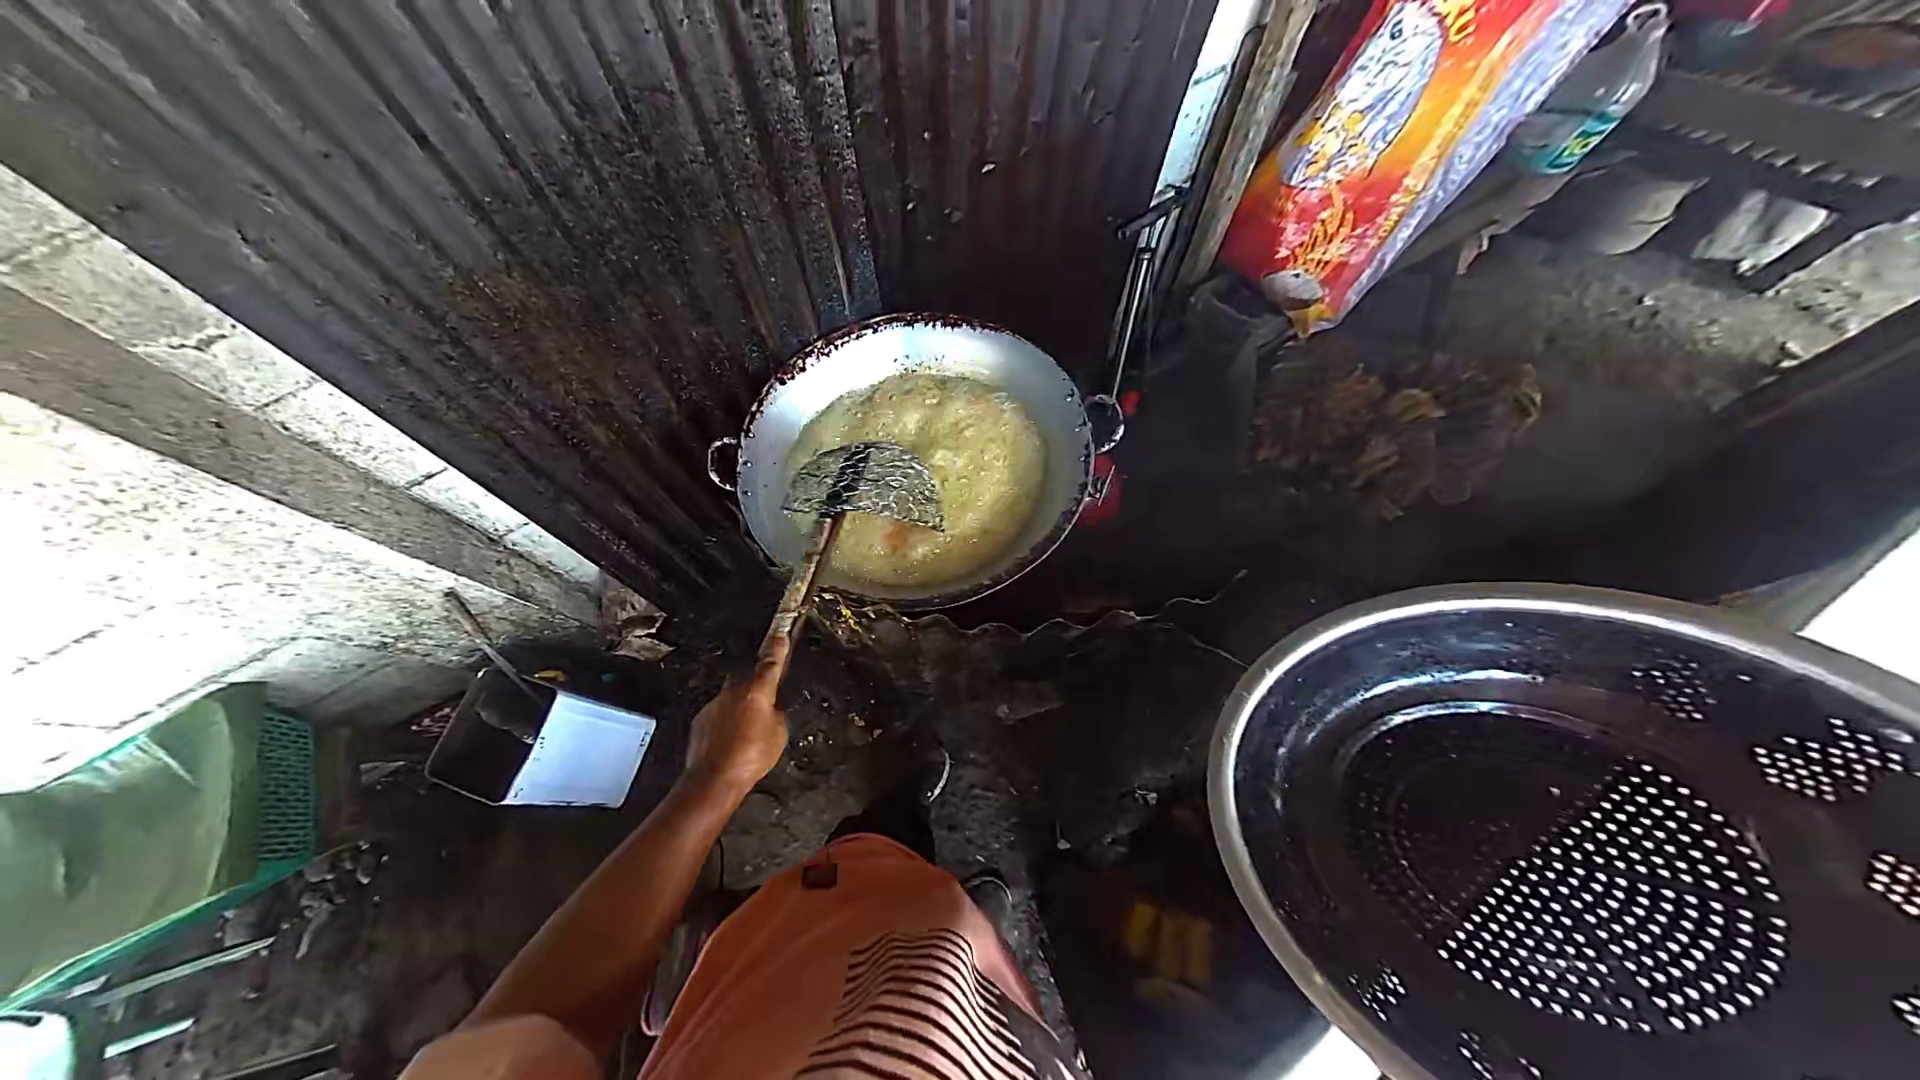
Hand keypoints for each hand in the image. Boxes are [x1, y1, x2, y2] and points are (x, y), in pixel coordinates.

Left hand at [683, 634, 789, 792]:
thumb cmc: (749, 758)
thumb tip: (772, 710)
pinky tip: (732, 742)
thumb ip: (777, 715)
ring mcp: (715, 705)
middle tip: (765, 708)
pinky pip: (719, 714)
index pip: (771, 663)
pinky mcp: (702, 719)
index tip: (781, 635)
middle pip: (749, 681)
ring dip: (741, 711)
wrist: (714, 779)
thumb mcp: (779, 735)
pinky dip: (727, 723)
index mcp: (757, 692)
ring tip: (747, 736)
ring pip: (733, 699)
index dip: (778, 648)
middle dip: (757, 691)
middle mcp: (733, 692)